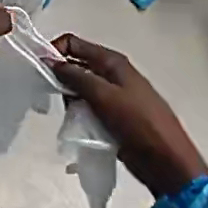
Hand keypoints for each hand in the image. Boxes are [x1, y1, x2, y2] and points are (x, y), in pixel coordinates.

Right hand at [50, 34, 207, 197]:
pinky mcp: (113, 116)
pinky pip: (88, 108)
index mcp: (112, 62)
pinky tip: (76, 127)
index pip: (74, 44)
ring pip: (79, 89)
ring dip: (70, 100)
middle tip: (51, 97)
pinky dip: (79, 114)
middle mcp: (111, 74)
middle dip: (61, 79)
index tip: (39, 70)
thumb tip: (50, 60)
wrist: (168, 163)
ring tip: (69, 116)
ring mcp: (113, 96)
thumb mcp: (104, 96)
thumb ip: (75, 76)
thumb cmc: (138, 124)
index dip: (54, 52)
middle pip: (75, 66)